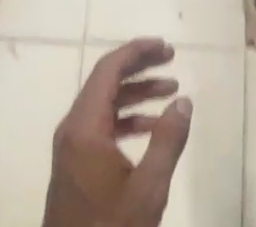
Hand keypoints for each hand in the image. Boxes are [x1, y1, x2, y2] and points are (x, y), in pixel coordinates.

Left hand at [42, 38, 191, 226]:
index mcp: (84, 126)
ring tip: (171, 90)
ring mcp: (71, 145)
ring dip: (136, 92)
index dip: (136, 51)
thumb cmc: (110, 226)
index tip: (165, 46)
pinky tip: (153, 126)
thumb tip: (184, 101)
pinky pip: (101, 124)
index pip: (108, 70)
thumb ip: (168, 141)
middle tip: (172, 59)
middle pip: (106, 81)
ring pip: (104, 102)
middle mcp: (72, 128)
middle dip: (139, 66)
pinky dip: (127, 117)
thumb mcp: (147, 189)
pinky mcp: (74, 161)